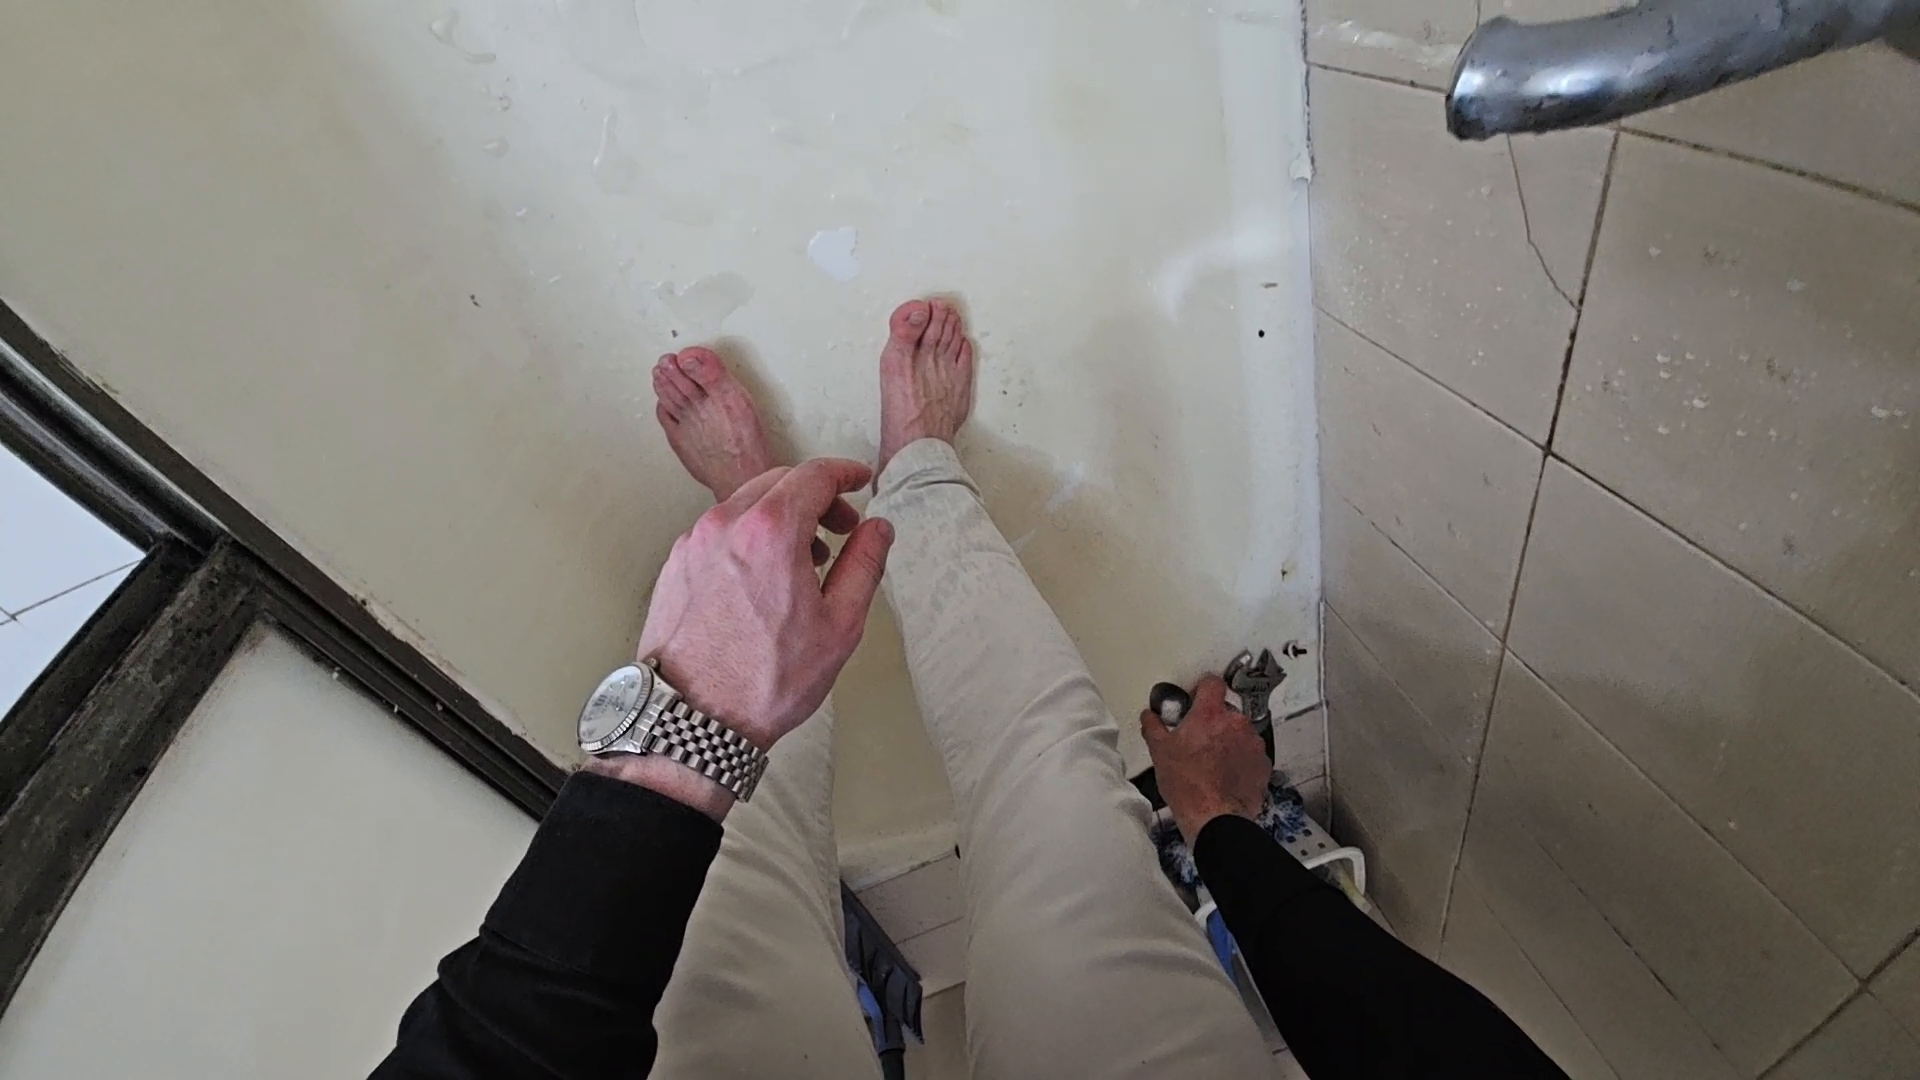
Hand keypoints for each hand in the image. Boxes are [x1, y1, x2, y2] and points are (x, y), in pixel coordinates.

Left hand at [637, 458, 893, 751]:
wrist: (691, 721)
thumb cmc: (766, 680)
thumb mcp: (840, 625)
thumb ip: (864, 564)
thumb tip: (878, 528)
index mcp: (771, 532)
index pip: (814, 475)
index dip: (845, 472)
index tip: (860, 480)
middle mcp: (726, 524)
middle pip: (780, 482)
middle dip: (818, 495)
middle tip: (842, 526)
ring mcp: (694, 542)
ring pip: (748, 503)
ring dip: (784, 515)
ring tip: (808, 558)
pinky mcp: (676, 563)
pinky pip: (722, 528)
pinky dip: (752, 534)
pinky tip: (767, 575)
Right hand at [1140, 675, 1269, 844]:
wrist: (1214, 817)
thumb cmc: (1185, 782)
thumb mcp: (1159, 751)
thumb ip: (1153, 725)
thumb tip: (1149, 715)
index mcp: (1210, 713)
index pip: (1212, 682)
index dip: (1203, 688)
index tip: (1195, 699)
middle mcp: (1236, 722)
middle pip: (1226, 709)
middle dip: (1214, 720)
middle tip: (1199, 739)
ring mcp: (1253, 743)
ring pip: (1240, 732)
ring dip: (1229, 739)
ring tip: (1214, 761)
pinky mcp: (1263, 764)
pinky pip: (1251, 753)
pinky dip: (1241, 759)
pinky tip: (1227, 775)